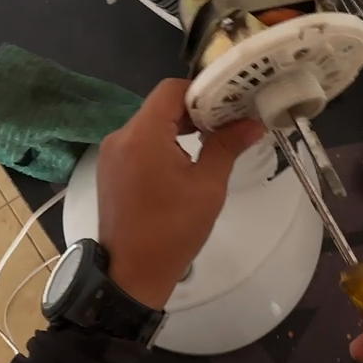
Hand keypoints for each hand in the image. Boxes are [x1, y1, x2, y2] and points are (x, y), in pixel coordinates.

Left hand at [95, 78, 263, 308]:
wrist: (132, 273)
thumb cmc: (172, 230)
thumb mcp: (208, 187)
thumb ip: (226, 147)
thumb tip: (252, 123)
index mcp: (142, 136)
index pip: (171, 90)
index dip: (201, 91)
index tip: (228, 104)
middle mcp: (121, 137)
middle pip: (159, 105)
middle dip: (194, 110)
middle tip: (228, 122)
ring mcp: (111, 153)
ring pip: (149, 124)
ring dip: (179, 127)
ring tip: (211, 141)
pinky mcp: (110, 169)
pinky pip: (138, 142)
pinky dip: (162, 142)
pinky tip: (184, 160)